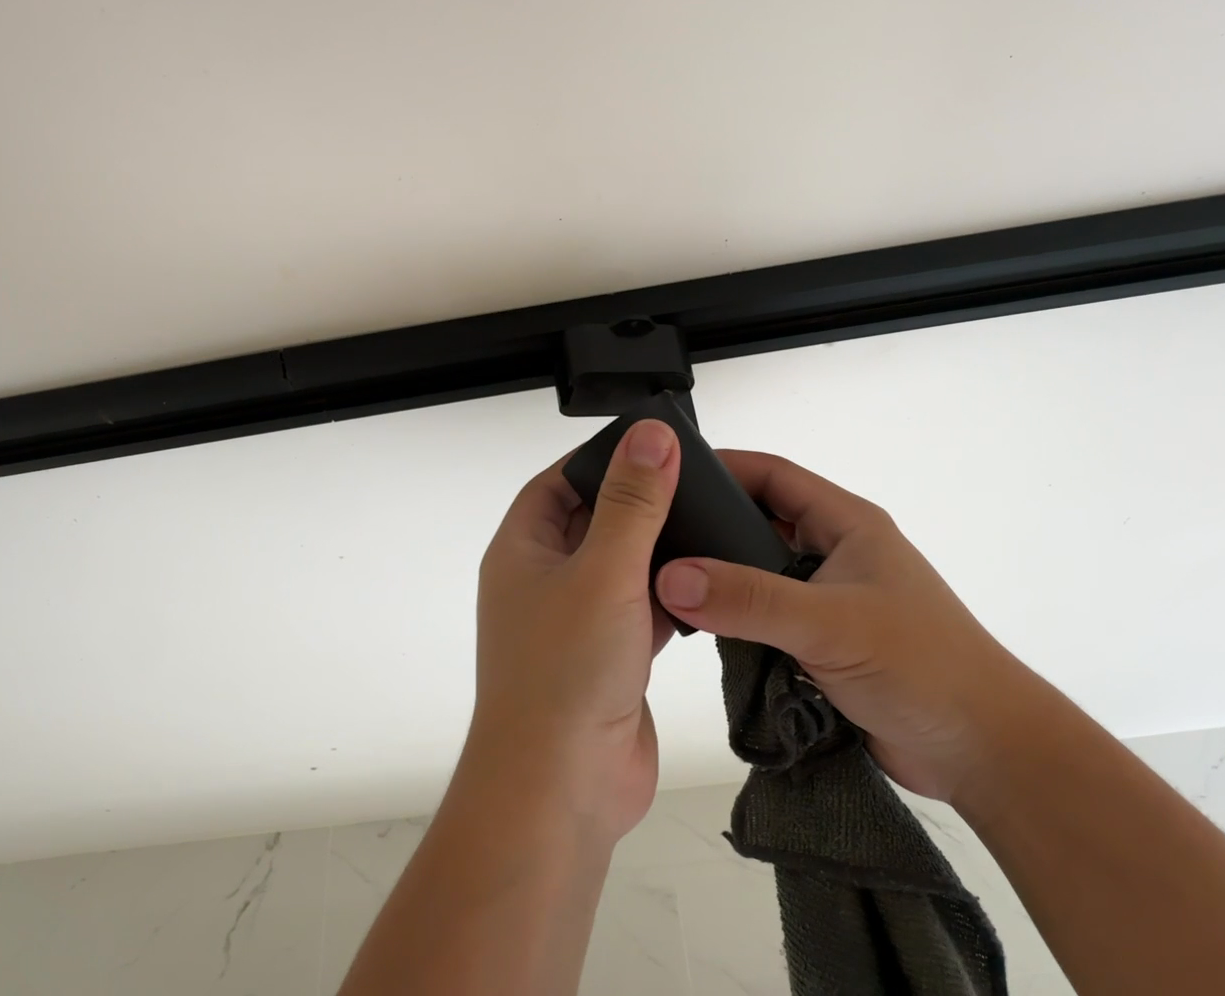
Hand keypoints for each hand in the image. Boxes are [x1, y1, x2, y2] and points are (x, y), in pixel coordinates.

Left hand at [468, 420, 680, 843]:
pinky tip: (699, 589)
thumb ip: (633, 503)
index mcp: (522, 552)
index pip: (557, 484)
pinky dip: (668, 598)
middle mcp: (543, 584)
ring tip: (701, 531)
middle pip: (592, 522)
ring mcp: (576, 624)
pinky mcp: (609, 660)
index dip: (599, 459)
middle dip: (636, 503)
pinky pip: (640, 611)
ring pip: (620, 568)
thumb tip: (650, 438)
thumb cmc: (559, 681)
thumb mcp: (602, 570)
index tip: (646, 445)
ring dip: (655, 552)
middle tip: (687, 483)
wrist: (562, 786)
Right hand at [652, 450, 1045, 804]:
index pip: (774, 476)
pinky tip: (702, 632)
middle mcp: (835, 556)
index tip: (667, 475)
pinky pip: (766, 621)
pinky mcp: (823, 646)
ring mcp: (829, 602)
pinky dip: (736, 623)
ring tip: (664, 585)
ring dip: (722, 582)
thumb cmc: (922, 667)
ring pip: (759, 577)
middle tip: (654, 536)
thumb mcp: (829, 623)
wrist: (979, 749)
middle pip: (761, 525)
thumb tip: (671, 577)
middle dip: (712, 528)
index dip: (724, 468)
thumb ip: (750, 600)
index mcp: (847, 525)